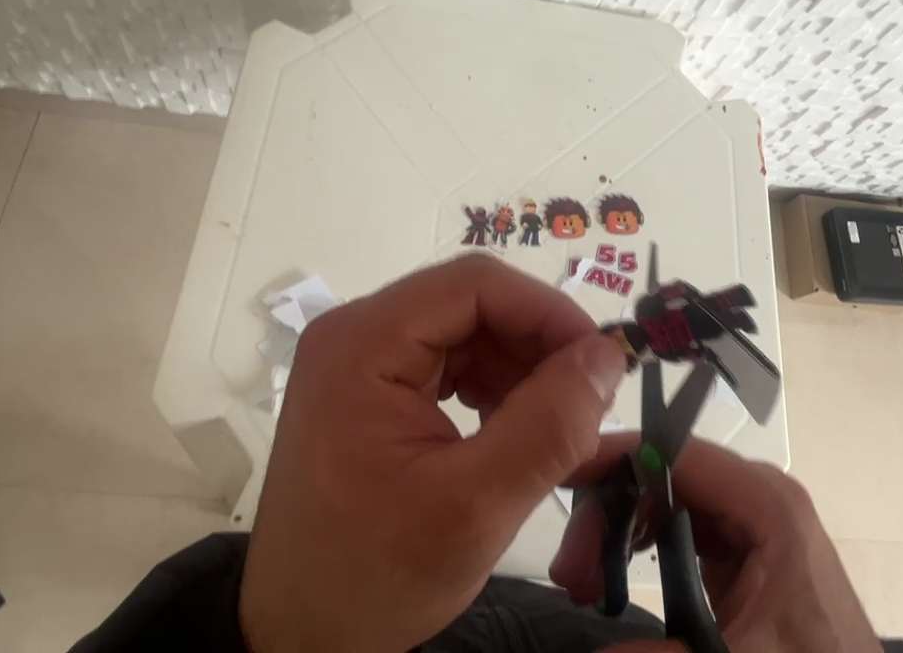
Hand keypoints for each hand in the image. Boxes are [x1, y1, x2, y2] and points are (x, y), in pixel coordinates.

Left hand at [239, 254, 629, 652]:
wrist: (295, 635)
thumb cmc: (371, 576)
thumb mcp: (473, 506)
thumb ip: (548, 425)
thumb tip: (607, 355)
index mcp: (363, 341)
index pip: (474, 284)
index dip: (547, 311)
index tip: (601, 361)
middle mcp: (358, 333)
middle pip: (471, 306)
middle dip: (538, 348)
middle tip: (588, 403)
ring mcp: (362, 360)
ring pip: (468, 334)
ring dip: (522, 372)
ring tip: (558, 428)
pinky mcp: (372, 390)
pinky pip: (450, 366)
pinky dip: (495, 392)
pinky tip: (519, 434)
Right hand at [550, 435, 880, 652]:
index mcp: (766, 502)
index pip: (677, 453)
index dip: (617, 458)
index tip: (564, 478)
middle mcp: (756, 492)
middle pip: (662, 474)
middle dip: (609, 512)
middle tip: (571, 567)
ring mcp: (748, 514)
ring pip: (662, 495)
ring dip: (617, 529)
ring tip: (582, 580)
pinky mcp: (740, 539)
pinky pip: (675, 520)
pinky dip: (637, 541)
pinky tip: (610, 575)